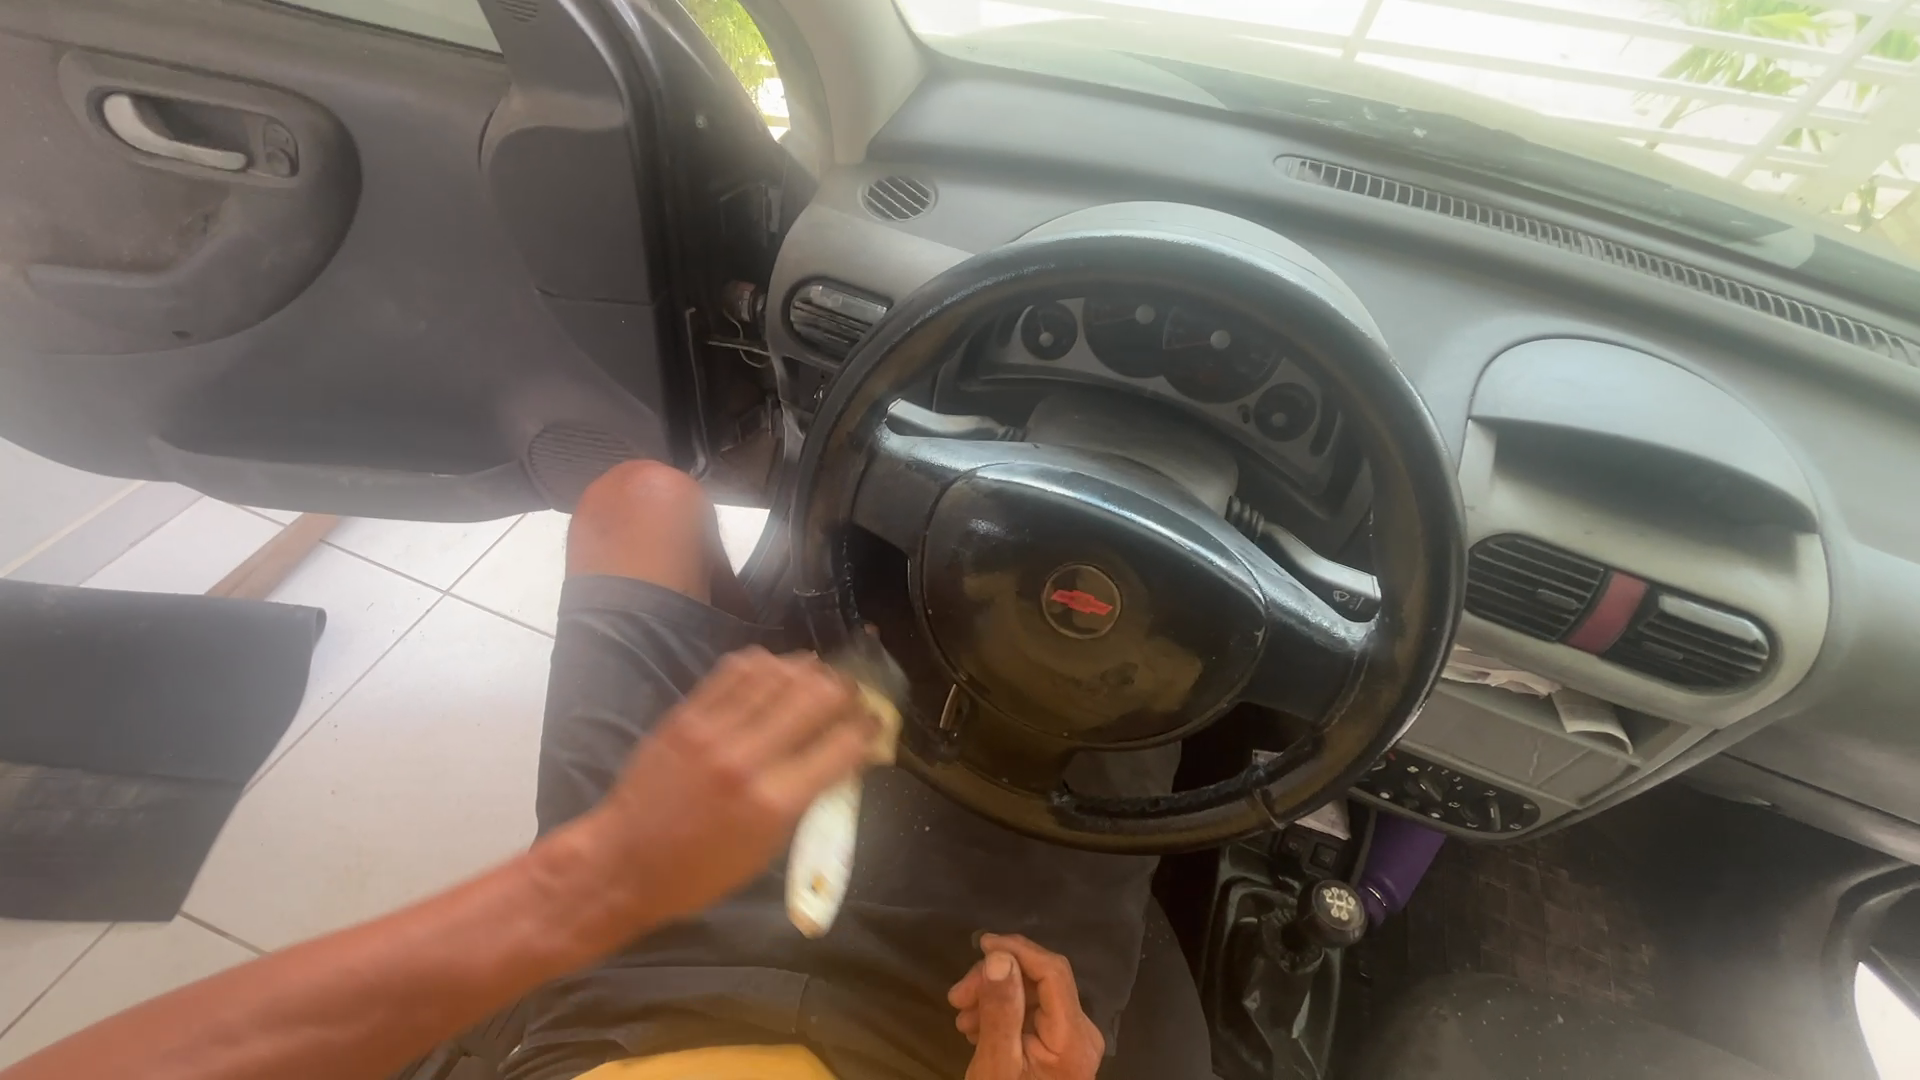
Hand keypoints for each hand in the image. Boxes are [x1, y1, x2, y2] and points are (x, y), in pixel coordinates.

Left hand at [578, 647, 878, 923]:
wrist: (622, 864)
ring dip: (808, 670)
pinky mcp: (687, 715)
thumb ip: (808, 795)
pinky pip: (736, 671)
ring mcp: (714, 731)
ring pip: (779, 673)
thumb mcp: (768, 848)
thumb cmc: (702, 872)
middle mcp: (748, 758)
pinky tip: (775, 672)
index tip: (876, 722)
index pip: (842, 746)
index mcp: (775, 802)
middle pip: (817, 696)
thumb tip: (845, 754)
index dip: (869, 728)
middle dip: (846, 689)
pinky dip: (765, 666)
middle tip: (851, 693)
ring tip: (817, 677)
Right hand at [949, 934, 1104, 1079]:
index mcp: (1075, 1038)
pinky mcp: (1061, 1046)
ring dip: (995, 995)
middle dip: (997, 979)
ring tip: (962, 1016)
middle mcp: (1083, 1032)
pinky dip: (1004, 1011)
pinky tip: (978, 1026)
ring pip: (1033, 993)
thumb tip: (999, 955)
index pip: (1053, 971)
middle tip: (957, 996)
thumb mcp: (996, 1065)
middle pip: (1041, 980)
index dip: (1018, 949)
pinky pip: (1033, 1012)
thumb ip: (1000, 1010)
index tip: (980, 945)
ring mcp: (1073, 1039)